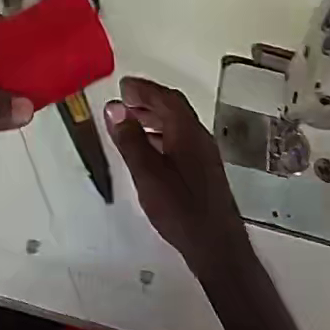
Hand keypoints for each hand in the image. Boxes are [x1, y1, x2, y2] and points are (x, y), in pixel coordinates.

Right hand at [103, 77, 250, 272]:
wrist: (215, 244)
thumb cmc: (181, 208)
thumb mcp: (147, 173)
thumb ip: (129, 140)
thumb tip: (114, 109)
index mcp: (188, 132)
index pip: (166, 99)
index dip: (144, 89)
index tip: (123, 85)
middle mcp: (199, 138)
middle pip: (173, 109)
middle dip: (147, 101)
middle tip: (123, 100)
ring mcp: (203, 155)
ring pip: (176, 126)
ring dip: (153, 118)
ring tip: (128, 123)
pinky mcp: (202, 171)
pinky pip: (179, 141)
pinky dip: (160, 135)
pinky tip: (146, 149)